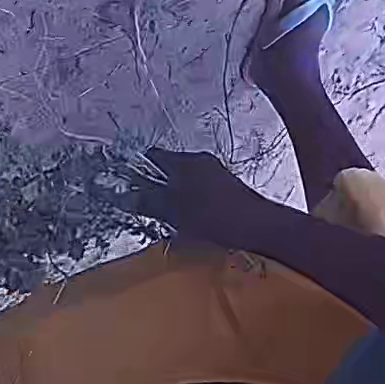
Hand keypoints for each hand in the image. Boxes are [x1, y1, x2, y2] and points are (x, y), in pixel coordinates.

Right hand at [131, 149, 278, 249]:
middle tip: (148, 204)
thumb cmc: (215, 217)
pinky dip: (193, 199)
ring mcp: (217, 172)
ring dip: (176, 193)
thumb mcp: (175, 213)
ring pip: (186, 178)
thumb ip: (149, 203)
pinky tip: (193, 219)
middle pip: (170, 167)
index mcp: (186, 161)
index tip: (130, 186)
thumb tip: (124, 198)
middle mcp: (201, 161)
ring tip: (170, 215)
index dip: (139, 170)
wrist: (260, 227)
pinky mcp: (228, 186)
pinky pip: (201, 187)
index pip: (154, 156)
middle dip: (158, 184)